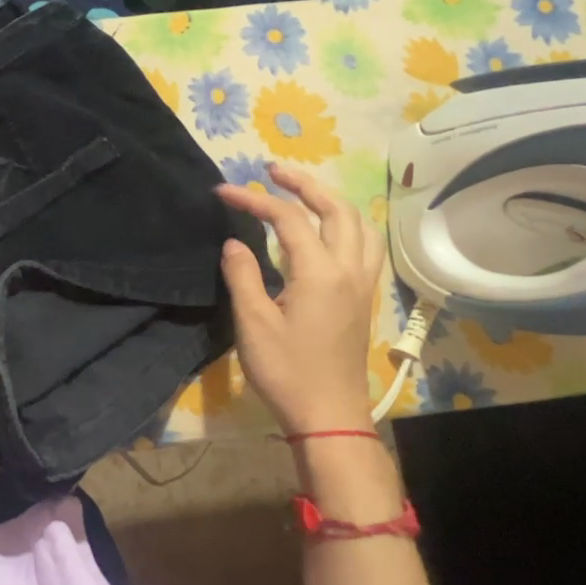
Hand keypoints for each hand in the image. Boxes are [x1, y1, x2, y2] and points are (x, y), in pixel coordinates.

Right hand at [214, 163, 382, 433]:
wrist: (328, 413)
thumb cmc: (286, 370)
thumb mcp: (253, 323)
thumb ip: (243, 275)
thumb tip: (236, 242)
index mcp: (321, 273)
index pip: (289, 219)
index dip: (254, 199)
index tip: (222, 192)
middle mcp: (349, 270)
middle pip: (336, 210)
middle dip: (304, 184)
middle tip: (272, 171)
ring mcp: (362, 284)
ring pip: (358, 226)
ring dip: (331, 201)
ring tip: (302, 192)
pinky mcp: (363, 298)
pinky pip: (364, 245)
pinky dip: (345, 224)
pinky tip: (326, 230)